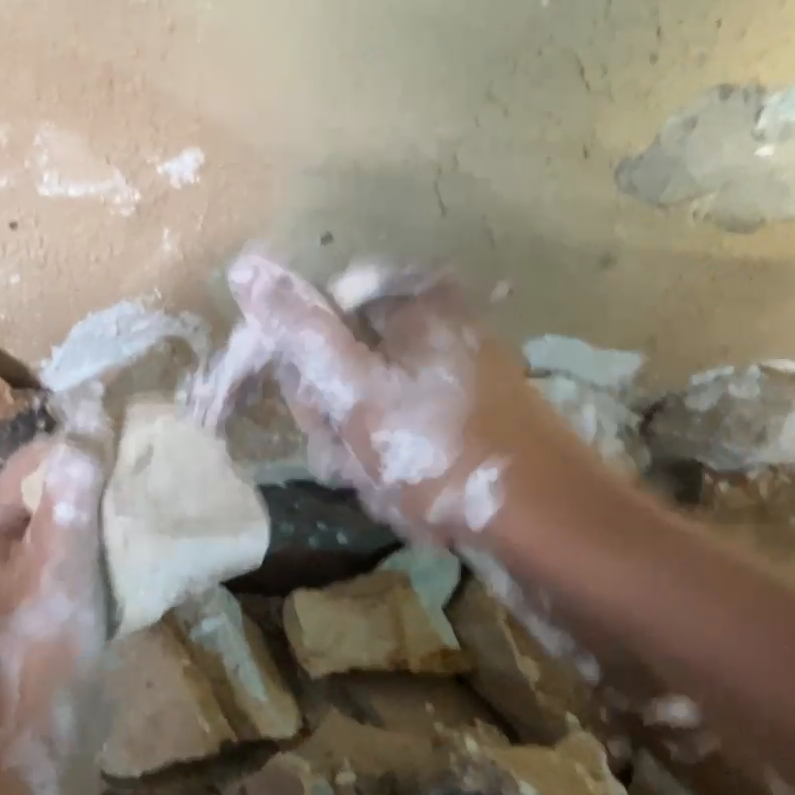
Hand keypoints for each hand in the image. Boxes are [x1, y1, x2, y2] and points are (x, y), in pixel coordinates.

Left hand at [0, 438, 108, 715]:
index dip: (75, 449)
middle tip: (134, 471)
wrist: (53, 716)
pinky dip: (98, 534)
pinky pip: (72, 541)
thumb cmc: (50, 633)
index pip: (31, 460)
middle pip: (47, 484)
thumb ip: (73, 492)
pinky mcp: (42, 585)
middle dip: (89, 477)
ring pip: (63, 513)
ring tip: (136, 497)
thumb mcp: (62, 556)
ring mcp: (17, 563)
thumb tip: (86, 425)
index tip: (122, 446)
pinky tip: (128, 533)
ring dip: (98, 506)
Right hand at [224, 251, 563, 543]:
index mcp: (413, 306)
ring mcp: (450, 375)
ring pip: (362, 403)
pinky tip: (407, 489)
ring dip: (357, 447)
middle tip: (354, 451)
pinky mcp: (461, 416)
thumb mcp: (353, 390)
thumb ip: (298, 330)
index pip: (319, 314)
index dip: (303, 365)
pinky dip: (389, 460)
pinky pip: (395, 428)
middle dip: (332, 416)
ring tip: (386, 479)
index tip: (316, 408)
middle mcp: (433, 329)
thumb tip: (244, 266)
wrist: (550, 527)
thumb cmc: (442, 450)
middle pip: (340, 362)